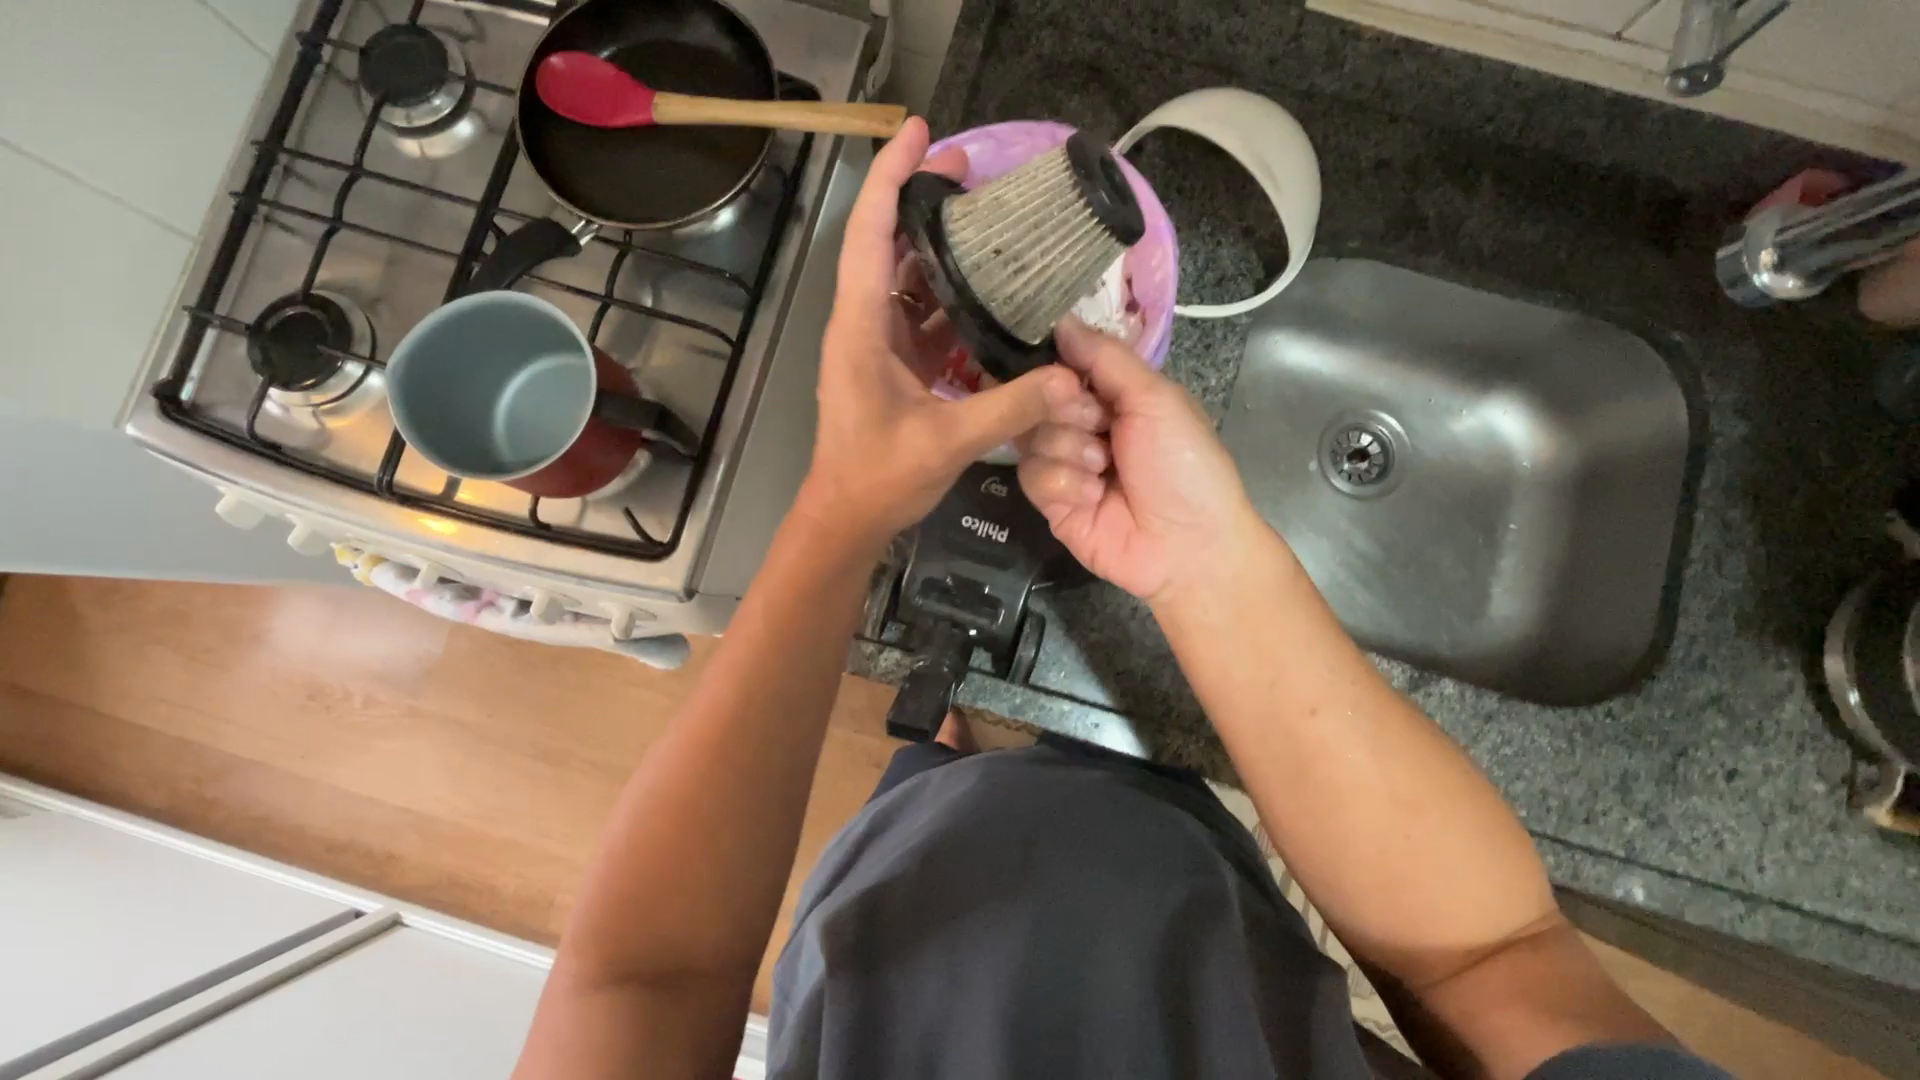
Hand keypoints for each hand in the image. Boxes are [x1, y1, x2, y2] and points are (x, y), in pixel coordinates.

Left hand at [800, 117, 1097, 548]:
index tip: (921, 132)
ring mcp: (877, 345)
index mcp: (861, 328)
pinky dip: (950, 300)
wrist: (847, 517)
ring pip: (905, 280)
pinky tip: (988, 295)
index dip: (892, 178)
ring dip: (939, 251)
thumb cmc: (879, 478)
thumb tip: (1071, 380)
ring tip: (986, 225)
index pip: (870, 233)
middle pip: (887, 245)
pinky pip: (921, 317)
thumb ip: (1010, 409)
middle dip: (922, 203)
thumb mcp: (947, 442)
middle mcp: (863, 325)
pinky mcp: (892, 366)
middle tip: (969, 171)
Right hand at [1017, 318, 1264, 602]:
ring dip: (1069, 450)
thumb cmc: (1184, 463)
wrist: (1190, 543)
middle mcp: (1084, 426)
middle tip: (1098, 424)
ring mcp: (1065, 465)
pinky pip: (1031, 475)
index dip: (1056, 367)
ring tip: (1104, 469)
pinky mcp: (1051, 502)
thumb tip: (1061, 319)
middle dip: (1066, 411)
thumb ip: (1105, 357)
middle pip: (1038, 400)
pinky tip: (1093, 495)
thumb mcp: (1155, 398)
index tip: (1066, 377)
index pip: (1062, 365)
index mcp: (1113, 396)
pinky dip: (1062, 481)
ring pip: (1030, 437)